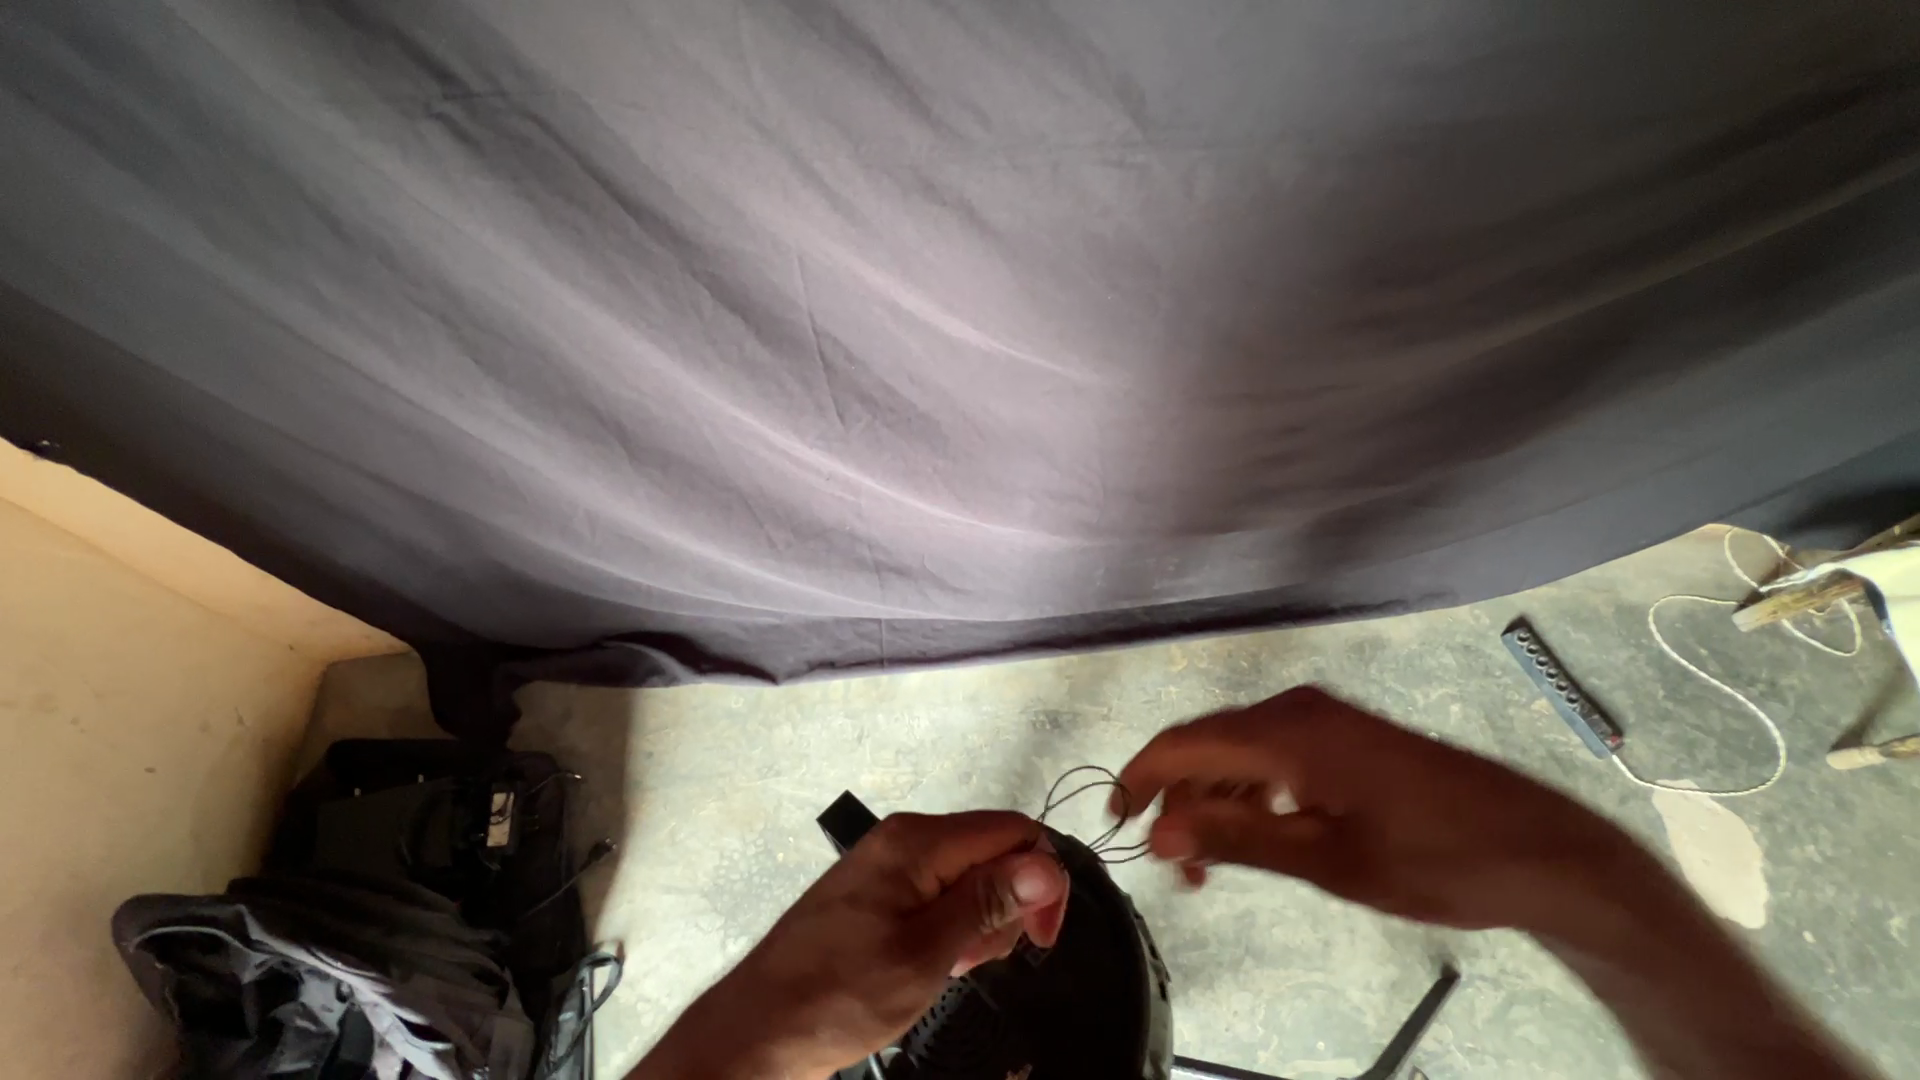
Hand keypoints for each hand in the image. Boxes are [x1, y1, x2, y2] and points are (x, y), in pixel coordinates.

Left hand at [632, 811, 1068, 1079]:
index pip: (1012, 830)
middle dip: (1007, 902)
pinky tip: (934, 958)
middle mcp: (907, 836)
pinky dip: (952, 922)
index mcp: (918, 840)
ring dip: (980, 918)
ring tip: (950, 964)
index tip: (1040, 938)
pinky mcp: (881, 886)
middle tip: (980, 959)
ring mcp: (890, 859)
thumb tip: (1047, 864)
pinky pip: (940, 888)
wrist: (759, 1027)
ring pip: (969, 872)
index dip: (1043, 878)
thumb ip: (987, 902)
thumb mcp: (925, 954)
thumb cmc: (842, 993)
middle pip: (992, 849)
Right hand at [1112, 686, 1653, 934]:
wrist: (1544, 850)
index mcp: (1287, 731)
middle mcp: (1295, 710)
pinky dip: (1249, 793)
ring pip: (1237, 751)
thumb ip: (1235, 838)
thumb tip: (1158, 833)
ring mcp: (1321, 719)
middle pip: (1206, 744)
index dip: (1139, 778)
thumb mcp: (1327, 860)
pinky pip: (1271, 755)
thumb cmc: (1434, 859)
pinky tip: (1254, 834)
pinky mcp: (1342, 736)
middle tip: (1170, 864)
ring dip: (1212, 800)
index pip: (1182, 742)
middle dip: (1177, 799)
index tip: (1115, 821)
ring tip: (1207, 865)